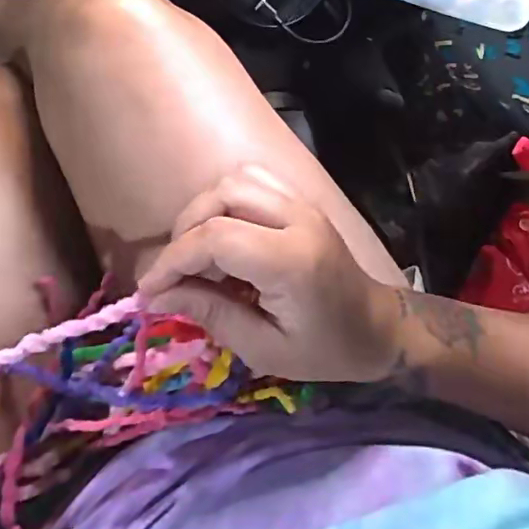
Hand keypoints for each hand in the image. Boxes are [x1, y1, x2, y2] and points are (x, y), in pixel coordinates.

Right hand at [138, 165, 401, 382]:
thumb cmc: (327, 349)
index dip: (173, 260)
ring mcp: (303, 204)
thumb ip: (212, 314)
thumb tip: (158, 296)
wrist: (379, 327)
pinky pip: (255, 181)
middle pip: (224, 195)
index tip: (150, 293)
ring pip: (237, 180)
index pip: (216, 236)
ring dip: (205, 211)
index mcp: (291, 260)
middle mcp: (297, 218)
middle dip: (185, 232)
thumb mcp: (265, 348)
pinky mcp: (302, 202)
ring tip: (197, 254)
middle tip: (175, 275)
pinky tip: (224, 236)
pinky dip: (227, 201)